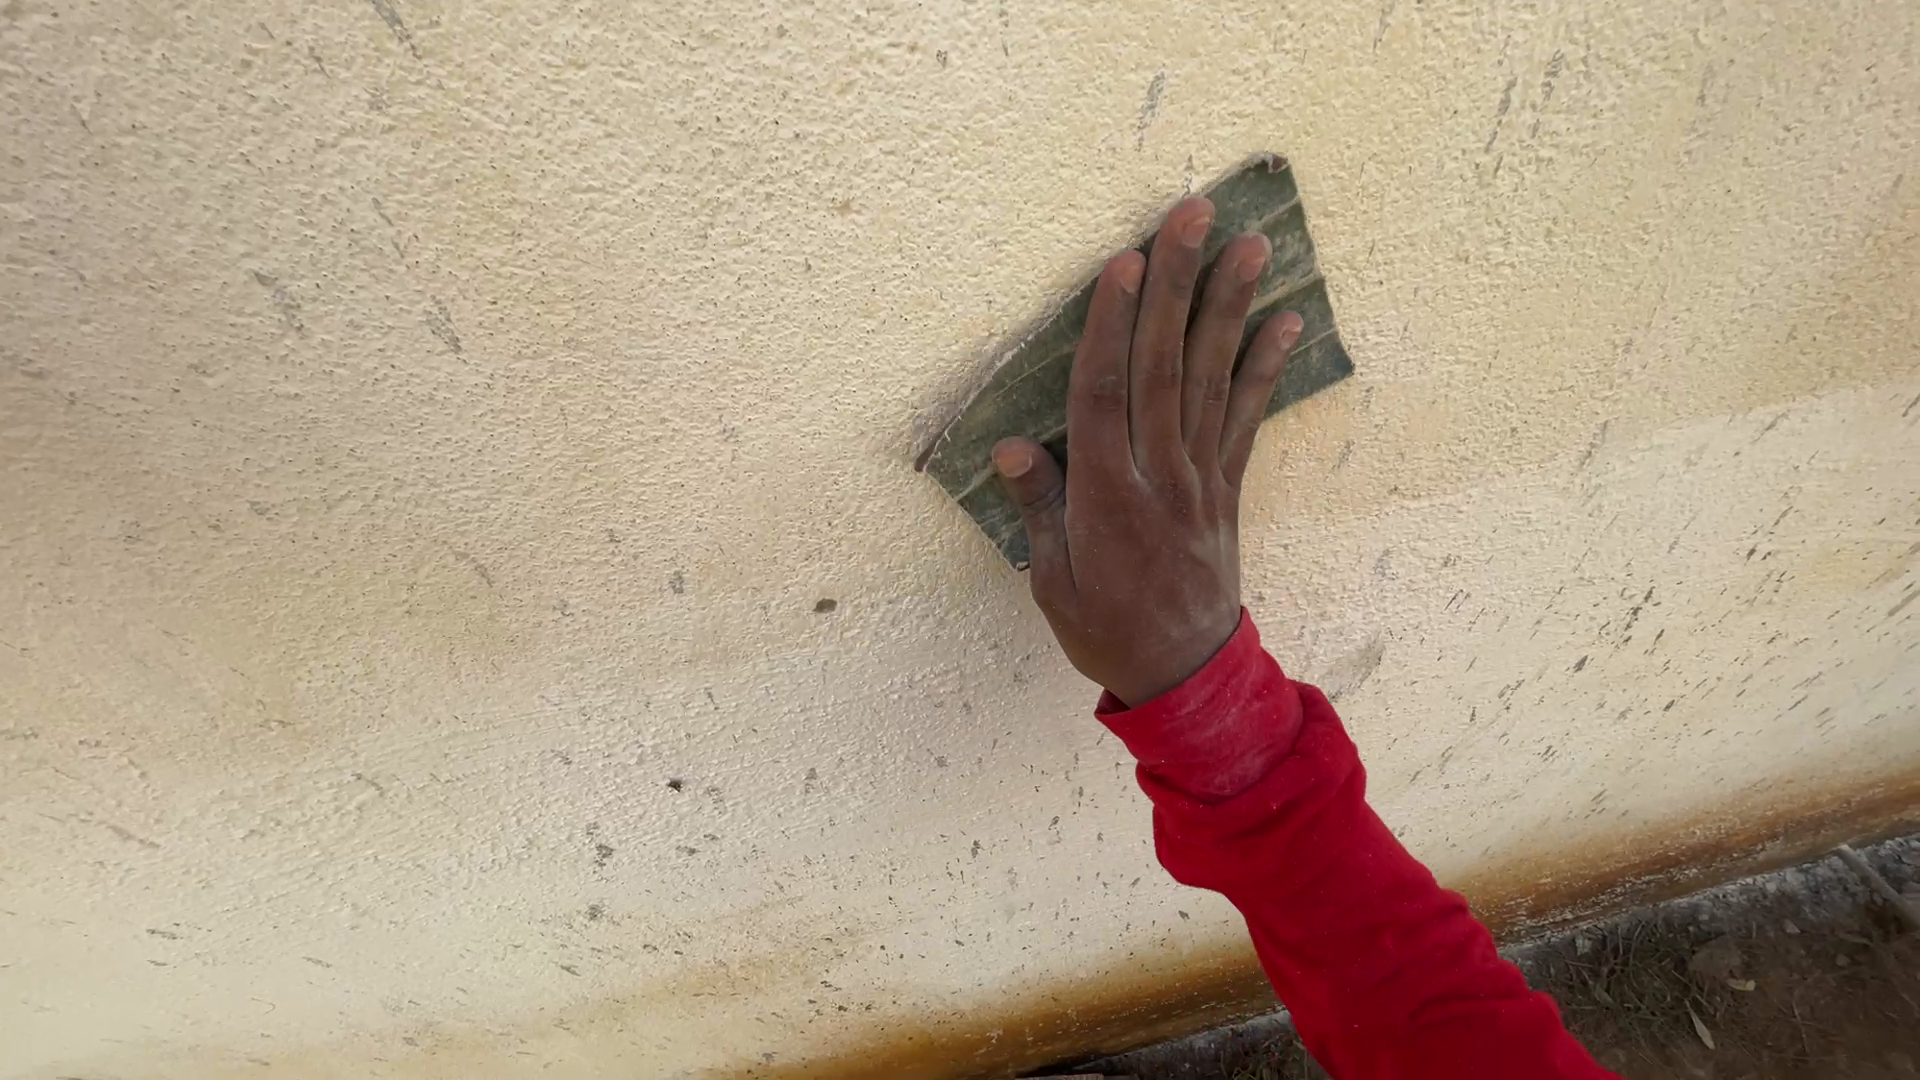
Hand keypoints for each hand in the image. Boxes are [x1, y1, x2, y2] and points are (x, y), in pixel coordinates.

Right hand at [992, 197, 1302, 706]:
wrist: (1185, 673)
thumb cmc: (1104, 629)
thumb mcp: (1051, 582)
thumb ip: (1039, 508)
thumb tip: (1009, 447)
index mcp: (1106, 500)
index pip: (1104, 397)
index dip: (1111, 328)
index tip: (1123, 263)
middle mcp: (1158, 478)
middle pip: (1165, 370)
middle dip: (1176, 289)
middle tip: (1192, 216)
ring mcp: (1201, 480)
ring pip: (1212, 383)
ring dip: (1229, 311)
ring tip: (1250, 246)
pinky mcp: (1227, 488)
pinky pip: (1248, 421)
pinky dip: (1267, 369)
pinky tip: (1286, 322)